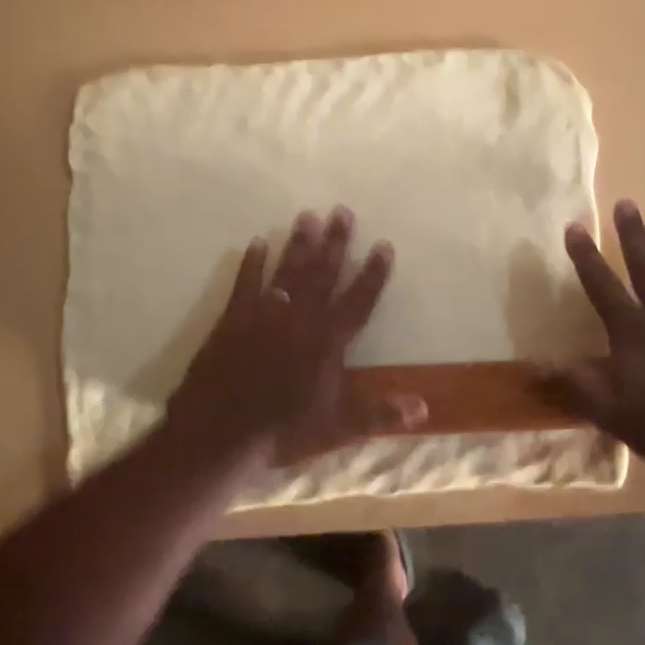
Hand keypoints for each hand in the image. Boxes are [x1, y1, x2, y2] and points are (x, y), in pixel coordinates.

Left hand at [167, 208, 425, 465]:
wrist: (220, 433)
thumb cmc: (283, 431)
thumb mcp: (338, 427)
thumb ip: (380, 412)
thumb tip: (425, 407)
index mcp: (328, 342)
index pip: (358, 300)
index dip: (373, 273)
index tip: (383, 244)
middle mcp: (299, 319)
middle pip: (322, 275)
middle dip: (335, 243)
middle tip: (342, 211)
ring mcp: (264, 315)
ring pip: (287, 271)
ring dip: (299, 244)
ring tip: (307, 216)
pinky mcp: (233, 319)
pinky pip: (245, 283)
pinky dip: (252, 263)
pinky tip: (257, 242)